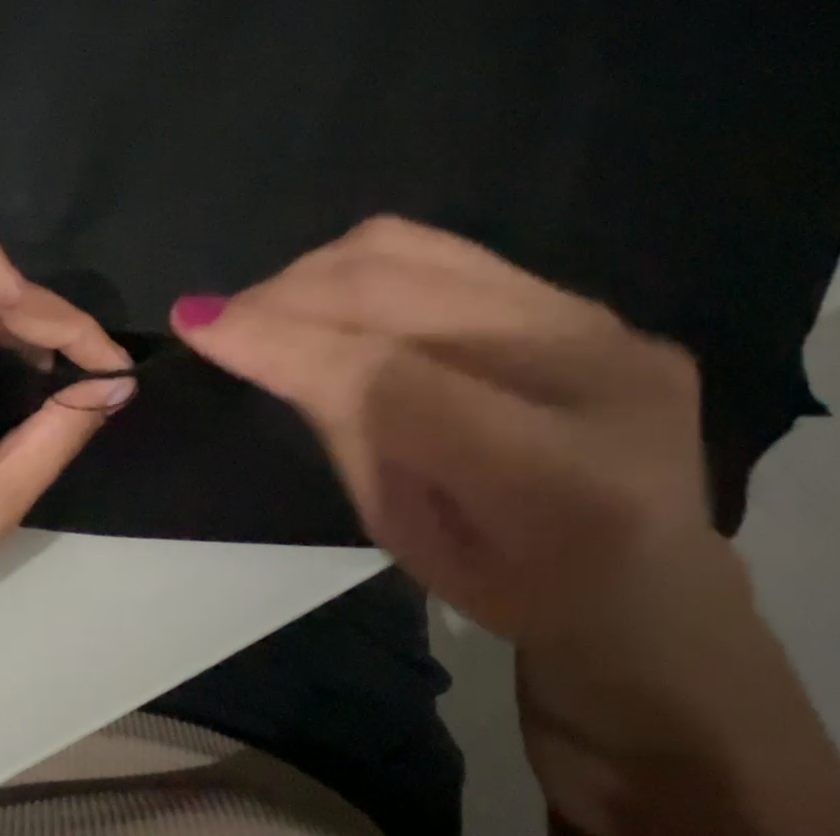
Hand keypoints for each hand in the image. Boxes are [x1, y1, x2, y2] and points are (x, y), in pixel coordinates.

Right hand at [170, 216, 715, 646]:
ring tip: (275, 305)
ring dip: (318, 270)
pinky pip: (444, 254)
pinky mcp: (585, 300)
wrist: (646, 589)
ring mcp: (599, 322)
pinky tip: (332, 297)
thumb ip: (344, 425)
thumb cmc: (508, 587)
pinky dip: (364, 268)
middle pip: (398, 291)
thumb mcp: (401, 531)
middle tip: (225, 317)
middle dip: (287, 294)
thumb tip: (262, 338)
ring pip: (415, 249)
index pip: (389, 378)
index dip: (283, 342)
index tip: (193, 324)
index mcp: (555, 476)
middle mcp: (593, 374)